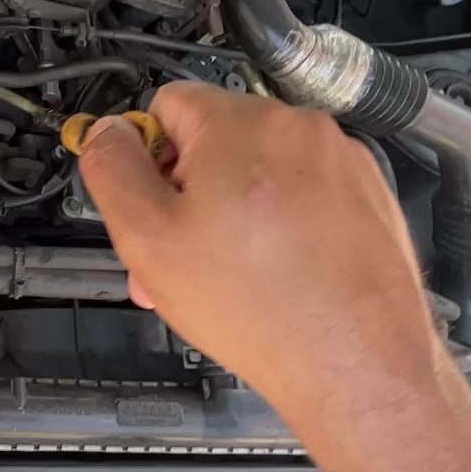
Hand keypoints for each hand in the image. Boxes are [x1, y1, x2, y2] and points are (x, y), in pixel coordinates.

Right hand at [76, 82, 438, 420]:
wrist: (356, 366)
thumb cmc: (259, 307)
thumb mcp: (147, 236)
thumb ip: (111, 169)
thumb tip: (106, 132)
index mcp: (242, 124)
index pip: (165, 104)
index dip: (145, 156)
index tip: (151, 201)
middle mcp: (298, 127)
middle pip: (210, 139)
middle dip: (183, 190)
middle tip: (177, 251)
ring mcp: (339, 160)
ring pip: (254, 167)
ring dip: (226, 208)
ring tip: (222, 271)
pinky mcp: (364, 194)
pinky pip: (296, 190)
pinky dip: (273, 221)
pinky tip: (267, 270)